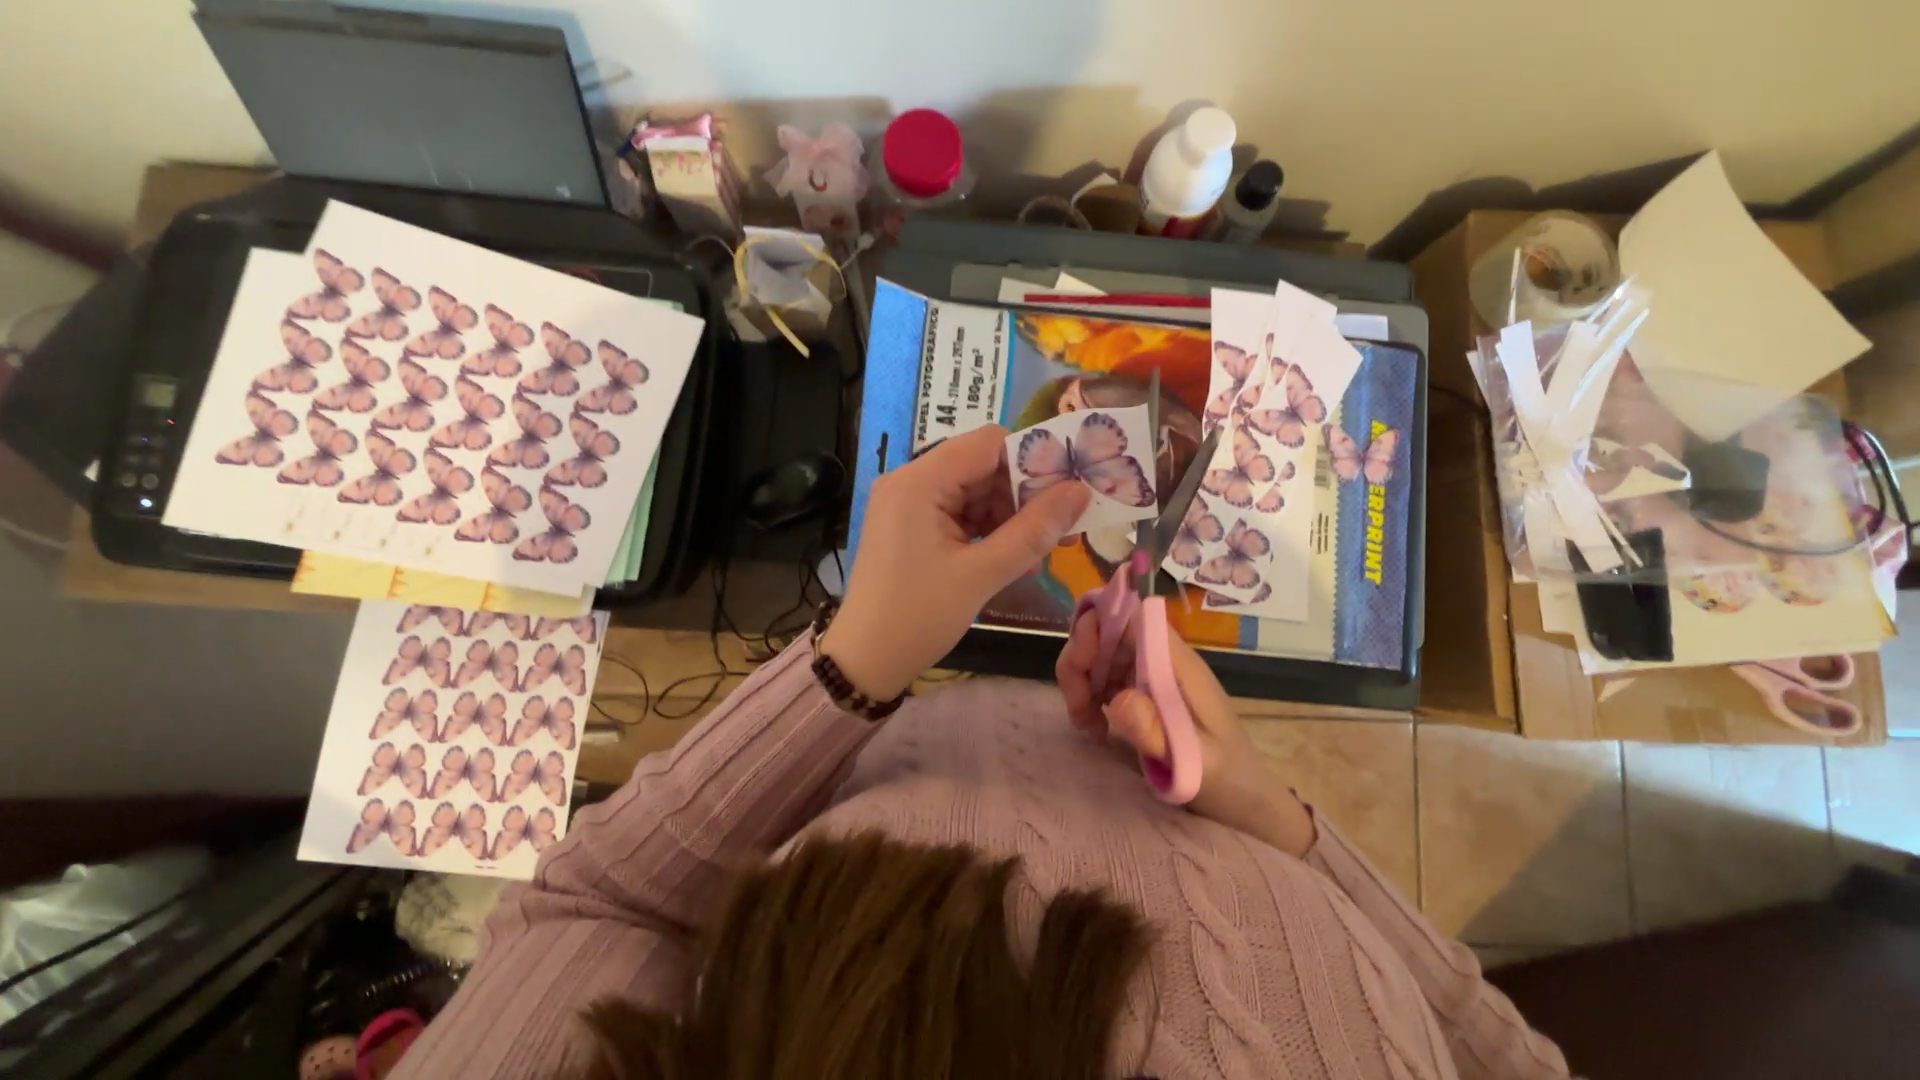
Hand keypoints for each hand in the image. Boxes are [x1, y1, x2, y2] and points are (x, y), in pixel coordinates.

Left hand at [820, 425, 1089, 700]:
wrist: (864, 662)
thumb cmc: (918, 616)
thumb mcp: (982, 574)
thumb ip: (1034, 530)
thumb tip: (1081, 491)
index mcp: (919, 481)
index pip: (989, 443)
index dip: (1033, 459)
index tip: (1069, 488)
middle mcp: (910, 481)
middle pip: (982, 467)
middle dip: (1024, 495)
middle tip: (1061, 529)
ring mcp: (907, 505)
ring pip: (974, 492)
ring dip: (1009, 518)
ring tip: (1038, 555)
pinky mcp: (909, 527)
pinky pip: (958, 514)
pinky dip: (987, 531)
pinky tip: (1012, 560)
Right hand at [1056, 608, 1315, 855]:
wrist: (1246, 798)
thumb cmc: (1227, 778)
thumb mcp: (1195, 762)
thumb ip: (1156, 732)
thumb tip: (1117, 699)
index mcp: (1177, 663)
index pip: (1128, 615)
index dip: (1096, 628)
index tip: (1083, 669)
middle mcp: (1161, 658)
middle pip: (1104, 632)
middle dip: (1078, 663)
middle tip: (1078, 710)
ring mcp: (1150, 672)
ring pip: (1098, 653)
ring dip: (1080, 682)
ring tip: (1087, 725)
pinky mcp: (1143, 690)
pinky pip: (1103, 676)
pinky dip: (1088, 696)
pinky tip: (1096, 728)